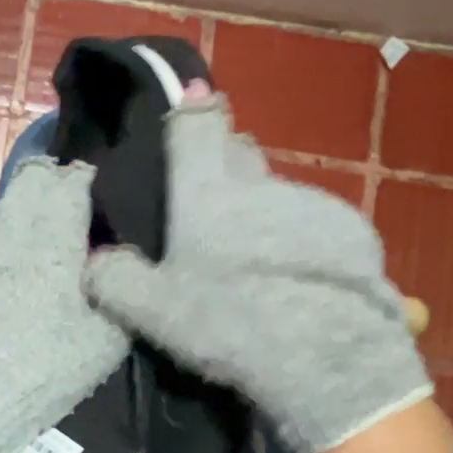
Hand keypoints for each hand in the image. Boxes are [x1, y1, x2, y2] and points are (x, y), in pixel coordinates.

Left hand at [0, 159, 129, 452]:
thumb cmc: (55, 363)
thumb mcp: (109, 333)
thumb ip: (117, 288)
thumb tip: (118, 259)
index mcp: (56, 245)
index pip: (68, 191)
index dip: (79, 179)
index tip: (89, 177)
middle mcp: (17, 236)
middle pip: (30, 188)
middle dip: (48, 180)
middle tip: (62, 182)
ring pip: (2, 207)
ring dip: (20, 201)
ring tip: (33, 206)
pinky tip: (0, 240)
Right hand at [82, 96, 431, 452]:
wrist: (326, 357)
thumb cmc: (228, 322)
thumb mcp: (152, 311)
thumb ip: (115, 280)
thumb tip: (97, 263)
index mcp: (206, 192)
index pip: (197, 126)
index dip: (191, 107)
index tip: (192, 96)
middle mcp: (259, 184)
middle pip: (240, 153)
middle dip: (226, 162)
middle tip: (212, 201)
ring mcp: (311, 204)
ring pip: (277, 193)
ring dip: (264, 211)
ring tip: (259, 261)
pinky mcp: (354, 232)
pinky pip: (318, 224)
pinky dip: (304, 239)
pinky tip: (300, 280)